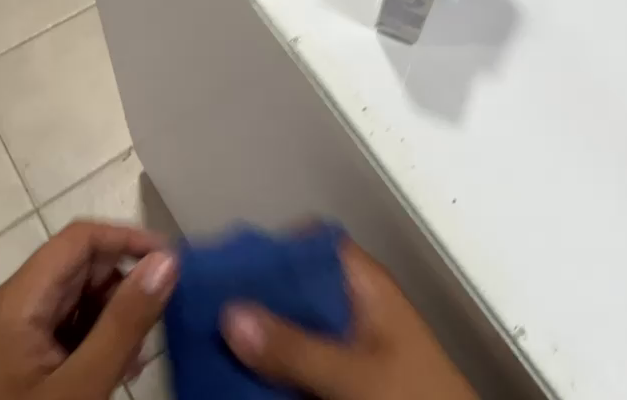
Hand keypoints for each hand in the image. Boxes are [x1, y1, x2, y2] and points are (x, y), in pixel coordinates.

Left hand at [0, 221, 177, 399]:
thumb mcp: (81, 389)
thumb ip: (125, 322)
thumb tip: (167, 260)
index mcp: (13, 303)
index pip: (79, 239)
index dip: (128, 240)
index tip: (172, 266)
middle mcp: (3, 309)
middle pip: (75, 269)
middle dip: (122, 287)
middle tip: (157, 325)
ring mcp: (1, 339)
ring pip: (69, 301)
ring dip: (109, 318)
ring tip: (134, 360)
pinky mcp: (5, 367)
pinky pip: (56, 333)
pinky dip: (89, 343)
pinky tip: (111, 375)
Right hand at [221, 240, 477, 399]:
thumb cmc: (420, 398)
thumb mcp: (355, 373)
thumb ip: (296, 346)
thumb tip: (232, 314)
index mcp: (365, 285)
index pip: (313, 243)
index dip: (273, 249)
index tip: (229, 267)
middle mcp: (353, 307)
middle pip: (294, 286)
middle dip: (253, 298)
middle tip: (206, 311)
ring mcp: (346, 345)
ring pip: (290, 327)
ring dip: (256, 337)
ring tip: (210, 344)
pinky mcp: (340, 380)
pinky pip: (295, 363)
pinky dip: (269, 368)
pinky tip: (239, 378)